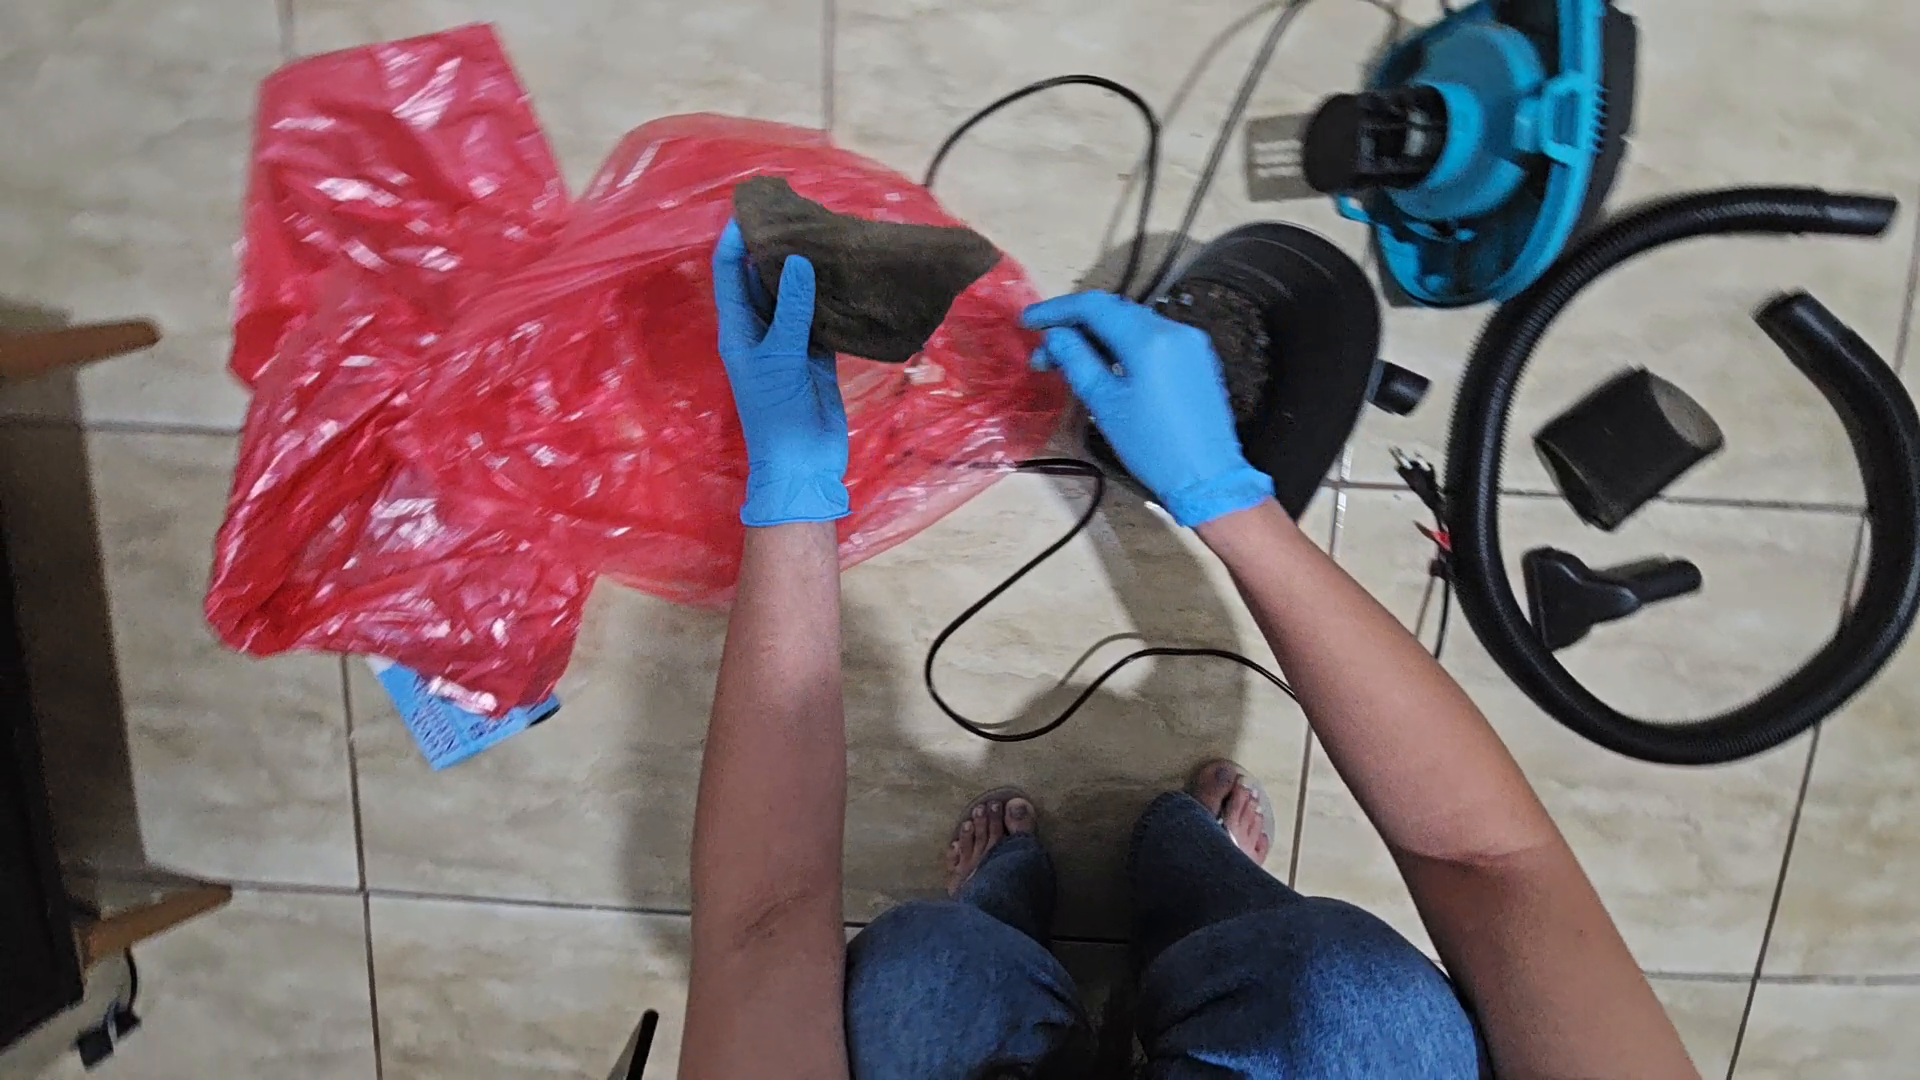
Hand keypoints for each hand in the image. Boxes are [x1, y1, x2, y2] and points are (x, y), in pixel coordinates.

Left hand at [713, 220, 849, 526]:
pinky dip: (829, 300)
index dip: (736, 239)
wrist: (802, 462)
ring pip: (795, 297)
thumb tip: (796, 260)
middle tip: (801, 214)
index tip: (757, 207)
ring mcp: (790, 343)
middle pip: (762, 279)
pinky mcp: (817, 357)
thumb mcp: (781, 358)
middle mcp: (761, 331)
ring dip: (806, 272)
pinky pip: (821, 319)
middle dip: (776, 249)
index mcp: (739, 329)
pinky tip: (844, 278)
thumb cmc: (779, 413)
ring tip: (825, 237)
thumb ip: (790, 310)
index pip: (729, 272)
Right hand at [1023, 292, 1271, 526]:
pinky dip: (1123, 347)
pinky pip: (1152, 341)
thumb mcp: (1105, 404)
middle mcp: (1173, 329)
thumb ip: (1077, 361)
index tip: (1028, 322)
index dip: (1057, 311)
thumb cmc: (1151, 446)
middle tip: (1044, 356)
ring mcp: (1190, 342)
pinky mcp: (1196, 359)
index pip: (1094, 307)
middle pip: (1114, 312)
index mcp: (1149, 339)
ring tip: (1069, 364)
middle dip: (1075, 328)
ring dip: (1098, 338)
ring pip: (1133, 326)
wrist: (1207, 477)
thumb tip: (1055, 336)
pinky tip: (1104, 367)